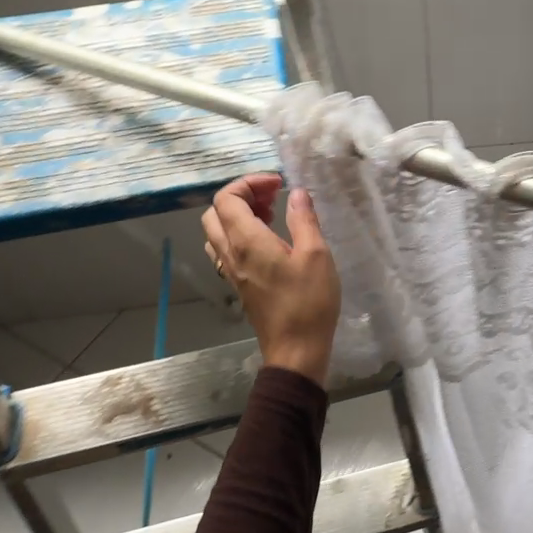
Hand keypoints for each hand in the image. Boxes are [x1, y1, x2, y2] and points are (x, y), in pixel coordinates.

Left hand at [201, 173, 341, 386]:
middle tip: (274, 198)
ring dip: (237, 215)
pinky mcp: (239, 285)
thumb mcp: (316, 255)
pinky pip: (225, 250)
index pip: (227, 198)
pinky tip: (267, 242)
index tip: (279, 184)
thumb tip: (297, 193)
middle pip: (215, 212)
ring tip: (270, 216)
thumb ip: (304, 220)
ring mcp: (231, 271)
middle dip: (242, 196)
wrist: (296, 350)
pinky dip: (239, 235)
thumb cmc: (309, 302)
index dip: (249, 183)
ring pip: (216, 232)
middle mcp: (231, 254)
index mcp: (246, 241)